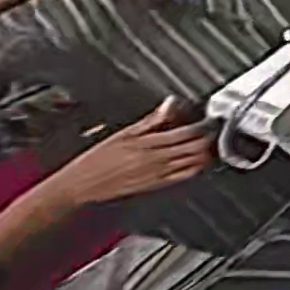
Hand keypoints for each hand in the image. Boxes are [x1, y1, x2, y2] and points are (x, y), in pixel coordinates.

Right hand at [46, 99, 214, 205]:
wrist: (76, 187)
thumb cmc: (96, 160)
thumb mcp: (122, 135)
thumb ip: (152, 120)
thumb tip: (170, 103)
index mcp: (146, 143)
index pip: (187, 132)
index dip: (204, 125)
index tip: (210, 120)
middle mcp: (156, 158)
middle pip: (197, 145)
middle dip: (210, 136)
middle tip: (213, 130)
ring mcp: (159, 171)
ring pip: (196, 159)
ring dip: (208, 150)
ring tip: (208, 142)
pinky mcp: (158, 183)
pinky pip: (187, 174)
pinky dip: (199, 164)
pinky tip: (200, 158)